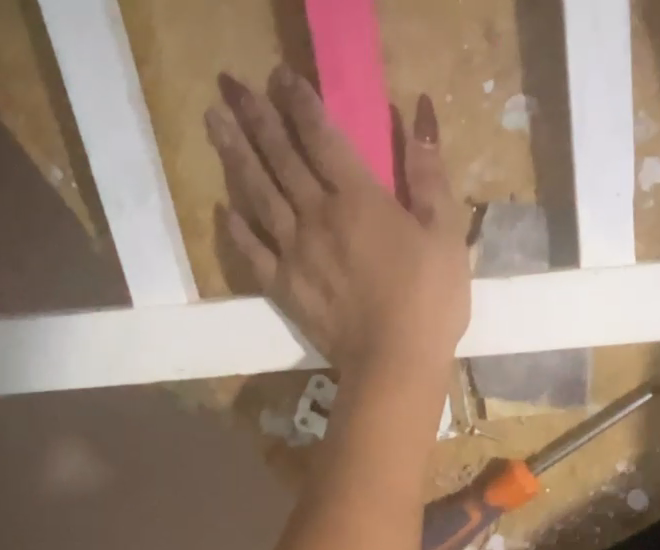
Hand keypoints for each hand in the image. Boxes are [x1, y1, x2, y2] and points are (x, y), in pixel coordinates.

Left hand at [206, 67, 470, 383]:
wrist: (395, 362)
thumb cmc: (430, 299)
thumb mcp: (446, 233)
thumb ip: (428, 175)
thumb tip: (418, 116)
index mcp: (358, 198)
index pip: (322, 137)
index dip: (300, 103)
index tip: (280, 76)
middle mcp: (316, 214)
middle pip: (281, 157)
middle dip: (256, 117)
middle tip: (230, 86)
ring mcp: (294, 251)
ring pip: (257, 194)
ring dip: (235, 155)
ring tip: (214, 123)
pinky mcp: (284, 286)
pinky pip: (252, 250)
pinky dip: (235, 227)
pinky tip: (224, 207)